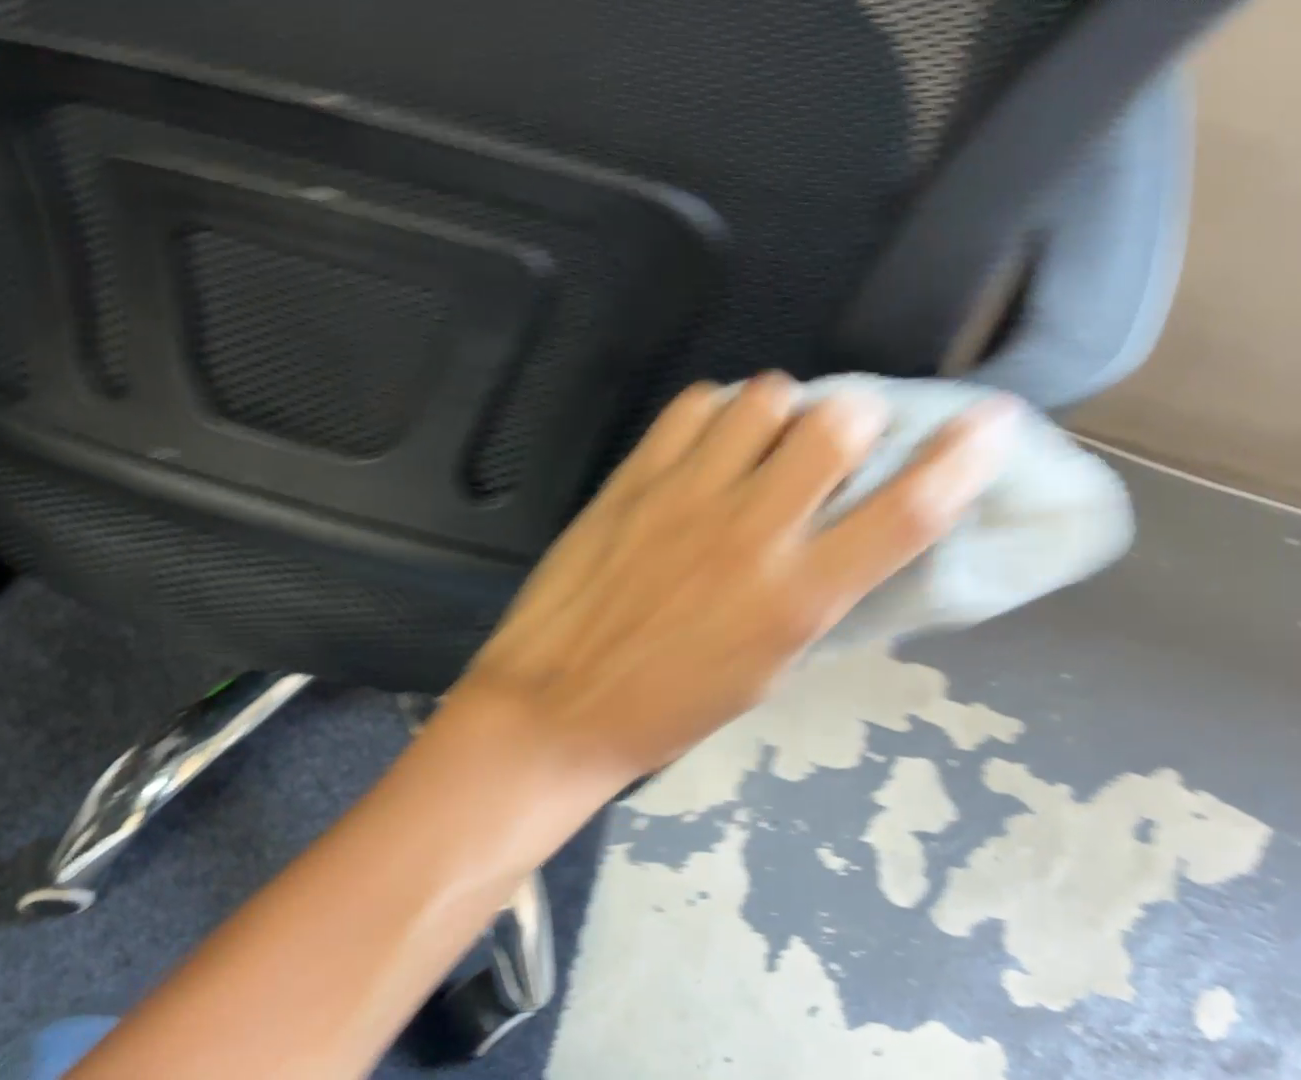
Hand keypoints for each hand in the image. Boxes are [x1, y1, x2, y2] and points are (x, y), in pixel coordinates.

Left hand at [452, 372, 1016, 785]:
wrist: (557, 703)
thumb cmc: (666, 707)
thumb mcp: (767, 667)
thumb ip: (813, 596)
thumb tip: (845, 540)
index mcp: (799, 595)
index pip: (909, 508)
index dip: (963, 455)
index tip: (992, 418)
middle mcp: (751, 530)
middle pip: (834, 423)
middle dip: (850, 417)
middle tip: (834, 438)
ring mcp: (684, 497)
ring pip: (761, 400)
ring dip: (778, 410)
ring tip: (761, 438)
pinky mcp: (629, 482)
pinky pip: (687, 410)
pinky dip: (710, 413)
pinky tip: (704, 441)